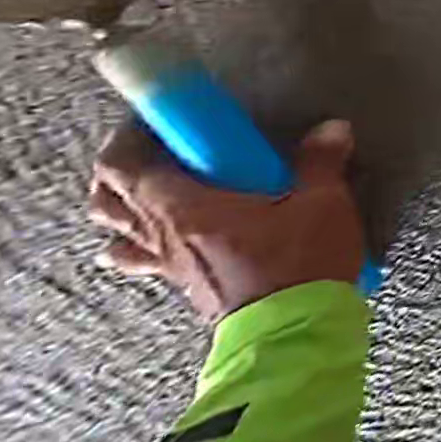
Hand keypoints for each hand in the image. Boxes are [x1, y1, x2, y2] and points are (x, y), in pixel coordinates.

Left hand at [87, 119, 365, 321]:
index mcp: (187, 209)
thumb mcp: (324, 201)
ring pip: (117, 228)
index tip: (163, 114)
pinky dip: (142, 237)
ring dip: (127, 202)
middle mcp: (164, 234)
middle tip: (162, 144)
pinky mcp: (185, 280)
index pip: (128, 167)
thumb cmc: (301, 262)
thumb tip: (330, 130)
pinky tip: (167, 231)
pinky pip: (142, 255)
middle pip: (110, 197)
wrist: (293, 327)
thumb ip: (321, 161)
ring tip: (160, 184)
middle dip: (124, 165)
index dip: (134, 135)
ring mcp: (169, 261)